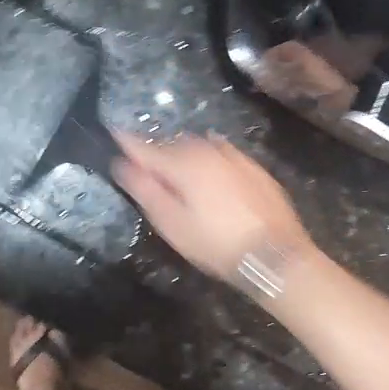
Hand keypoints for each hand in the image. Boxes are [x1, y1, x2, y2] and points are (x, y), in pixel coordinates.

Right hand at [112, 132, 314, 281]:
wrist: (275, 254)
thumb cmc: (217, 244)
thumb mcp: (173, 224)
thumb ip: (146, 190)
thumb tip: (122, 165)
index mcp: (184, 163)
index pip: (146, 147)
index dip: (127, 142)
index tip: (113, 134)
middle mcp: (209, 150)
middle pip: (174, 145)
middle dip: (159, 153)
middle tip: (147, 170)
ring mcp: (236, 157)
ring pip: (200, 149)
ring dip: (185, 157)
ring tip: (178, 176)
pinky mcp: (255, 169)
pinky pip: (223, 157)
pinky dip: (210, 162)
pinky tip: (210, 179)